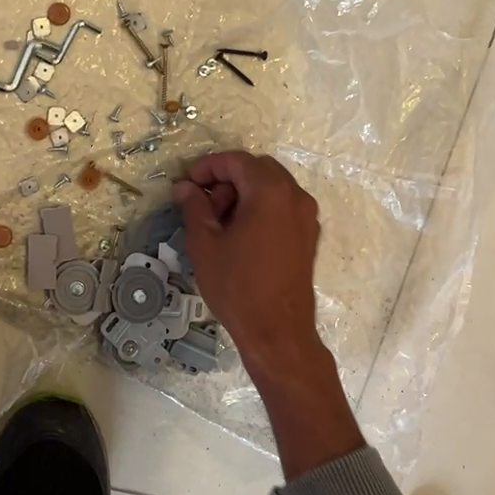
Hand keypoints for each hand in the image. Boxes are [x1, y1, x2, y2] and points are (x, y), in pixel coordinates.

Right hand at [174, 153, 363, 477]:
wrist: (278, 332)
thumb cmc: (238, 286)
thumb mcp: (205, 243)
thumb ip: (194, 207)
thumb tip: (186, 187)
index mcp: (270, 192)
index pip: (236, 161)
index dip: (208, 167)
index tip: (187, 185)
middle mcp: (295, 196)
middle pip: (257, 169)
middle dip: (226, 180)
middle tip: (204, 205)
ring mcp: (307, 216)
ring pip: (270, 187)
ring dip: (243, 194)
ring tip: (219, 224)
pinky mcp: (308, 236)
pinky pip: (281, 206)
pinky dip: (259, 208)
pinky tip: (240, 235)